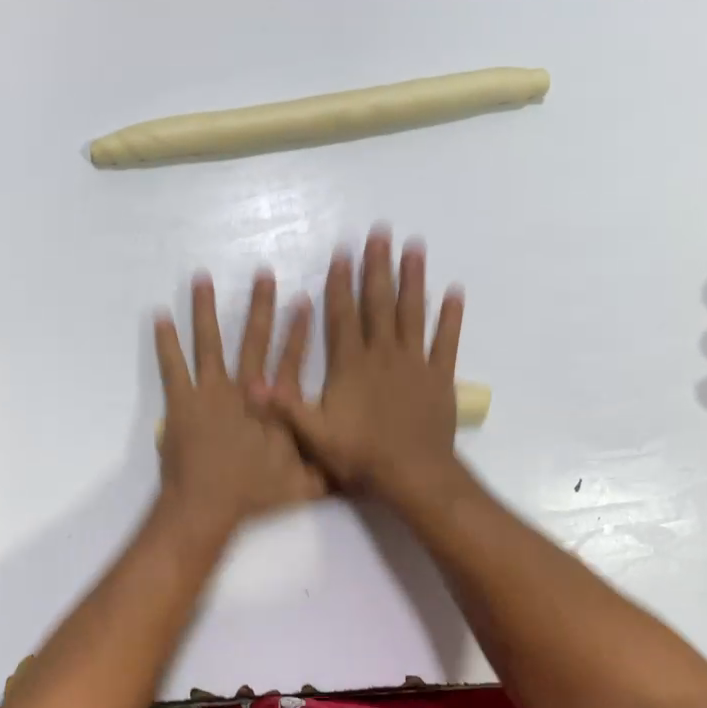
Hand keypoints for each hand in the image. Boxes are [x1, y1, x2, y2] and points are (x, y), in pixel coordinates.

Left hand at [156, 272, 326, 532]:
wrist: (207, 504)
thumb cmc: (253, 497)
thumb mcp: (303, 488)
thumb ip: (327, 472)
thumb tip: (354, 462)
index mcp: (275, 407)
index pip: (291, 360)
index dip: (299, 331)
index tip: (304, 300)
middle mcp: (245, 389)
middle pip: (254, 340)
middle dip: (260, 306)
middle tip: (262, 274)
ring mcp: (211, 392)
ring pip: (210, 342)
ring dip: (206, 309)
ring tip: (202, 278)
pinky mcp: (182, 401)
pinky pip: (172, 365)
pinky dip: (165, 342)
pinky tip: (159, 316)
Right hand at [261, 227, 464, 503]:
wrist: (412, 475)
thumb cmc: (360, 456)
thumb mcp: (313, 436)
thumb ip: (286, 408)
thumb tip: (251, 385)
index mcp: (350, 365)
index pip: (342, 316)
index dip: (340, 283)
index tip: (341, 253)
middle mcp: (383, 355)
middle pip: (380, 303)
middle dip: (378, 267)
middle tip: (381, 232)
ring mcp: (415, 363)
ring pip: (413, 313)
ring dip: (413, 279)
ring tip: (415, 247)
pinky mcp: (439, 378)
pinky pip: (447, 342)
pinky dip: (450, 317)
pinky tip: (454, 292)